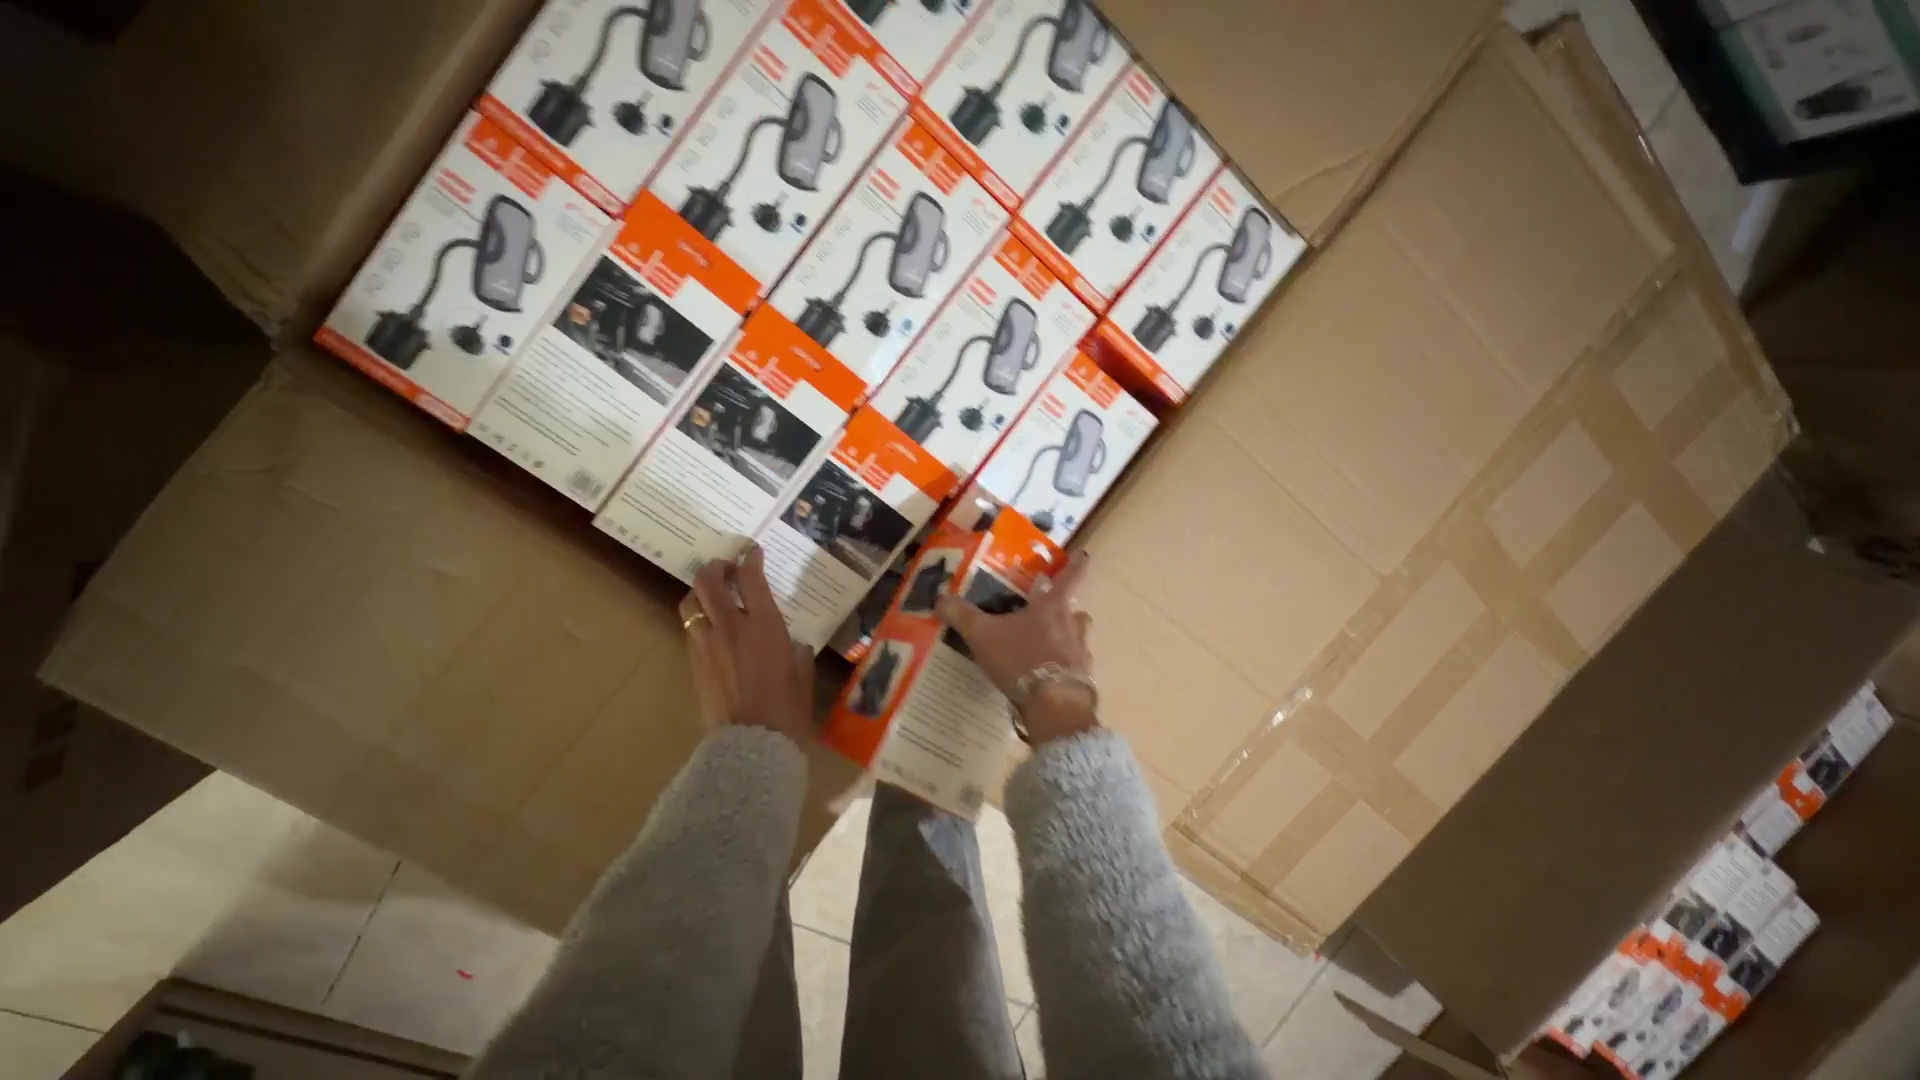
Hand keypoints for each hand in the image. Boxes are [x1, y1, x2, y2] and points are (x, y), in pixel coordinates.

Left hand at [684, 545, 815, 745]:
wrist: (751, 745)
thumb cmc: (787, 711)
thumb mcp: (802, 675)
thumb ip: (797, 652)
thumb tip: (793, 644)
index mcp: (764, 626)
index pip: (751, 578)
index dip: (750, 559)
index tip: (753, 552)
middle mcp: (731, 627)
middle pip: (709, 580)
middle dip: (717, 567)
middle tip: (728, 568)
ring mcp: (707, 644)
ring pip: (691, 602)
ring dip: (700, 592)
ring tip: (713, 596)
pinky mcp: (694, 663)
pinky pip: (691, 629)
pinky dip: (699, 618)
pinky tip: (712, 628)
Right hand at [936, 550, 1097, 745]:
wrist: (1054, 705)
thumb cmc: (1021, 659)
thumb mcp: (983, 635)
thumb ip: (961, 615)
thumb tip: (939, 597)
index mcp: (1053, 607)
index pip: (1072, 576)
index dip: (1077, 563)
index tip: (1083, 554)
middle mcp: (1073, 625)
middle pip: (1075, 610)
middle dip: (1064, 609)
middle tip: (1047, 613)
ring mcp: (1081, 653)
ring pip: (1077, 638)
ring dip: (1065, 639)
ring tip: (1043, 647)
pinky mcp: (1082, 679)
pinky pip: (1074, 667)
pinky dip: (1062, 668)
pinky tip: (1046, 677)